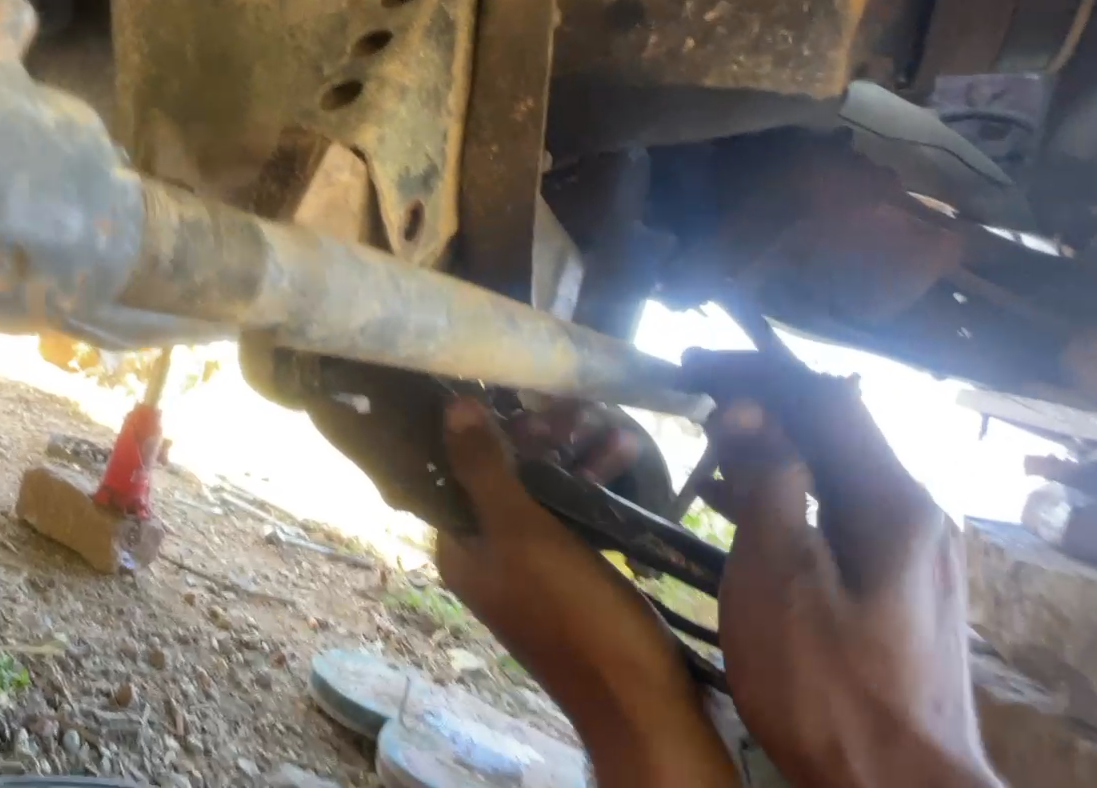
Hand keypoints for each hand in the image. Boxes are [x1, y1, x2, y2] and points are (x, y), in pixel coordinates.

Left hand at [436, 399, 736, 787]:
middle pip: (501, 474)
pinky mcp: (571, 570)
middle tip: (569, 405)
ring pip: (541, 489)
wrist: (645, 705)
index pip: (453, 469)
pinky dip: (593, 484)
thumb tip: (451, 407)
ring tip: (606, 421)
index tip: (509, 392)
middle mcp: (485, 550)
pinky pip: (573, 513)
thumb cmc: (573, 614)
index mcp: (458, 544)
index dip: (479, 429)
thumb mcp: (521, 532)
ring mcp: (529, 562)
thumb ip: (483, 468)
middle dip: (535, 438)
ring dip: (571, 454)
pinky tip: (623, 452)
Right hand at [681, 351, 1000, 787]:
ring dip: (764, 439)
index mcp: (890, 503)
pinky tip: (730, 496)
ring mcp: (905, 548)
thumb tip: (747, 409)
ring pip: (829, 462)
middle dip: (756, 397)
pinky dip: (777, 482)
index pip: (821, 398)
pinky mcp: (890, 577)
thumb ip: (767, 481)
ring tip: (700, 437)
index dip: (752, 369)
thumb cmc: (824, 682)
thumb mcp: (778, 573)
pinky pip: (829, 501)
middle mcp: (910, 512)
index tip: (686, 363)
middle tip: (686, 393)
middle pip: (831, 424)